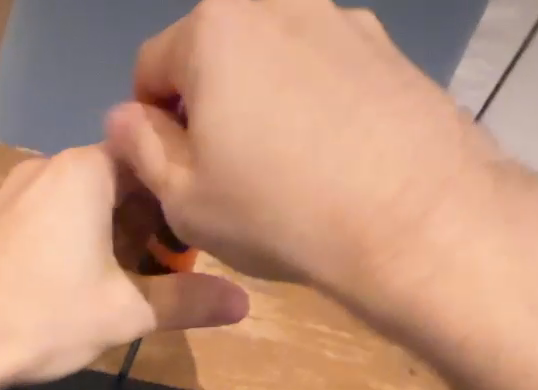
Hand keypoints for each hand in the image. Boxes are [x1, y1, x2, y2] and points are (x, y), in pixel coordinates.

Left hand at [0, 145, 249, 389]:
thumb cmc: (44, 318)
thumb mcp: (125, 313)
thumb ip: (187, 302)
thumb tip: (245, 304)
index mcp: (85, 170)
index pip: (153, 159)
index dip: (182, 197)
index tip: (199, 238)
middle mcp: (49, 165)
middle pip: (121, 181)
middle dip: (151, 223)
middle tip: (172, 270)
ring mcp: (16, 190)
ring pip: (86, 202)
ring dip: (117, 236)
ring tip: (134, 283)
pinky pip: (55, 216)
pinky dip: (82, 241)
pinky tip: (84, 284)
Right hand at [103, 0, 533, 299]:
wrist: (410, 219)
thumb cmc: (275, 211)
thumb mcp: (184, 199)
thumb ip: (141, 150)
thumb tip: (126, 119)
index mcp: (213, 28)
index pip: (151, 69)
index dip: (151, 127)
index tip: (175, 175)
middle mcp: (275, 2)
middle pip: (215, 58)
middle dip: (210, 110)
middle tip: (229, 178)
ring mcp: (340, 18)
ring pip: (274, 65)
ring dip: (263, 108)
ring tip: (286, 176)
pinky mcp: (388, 49)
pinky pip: (326, 77)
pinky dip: (316, 110)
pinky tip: (332, 164)